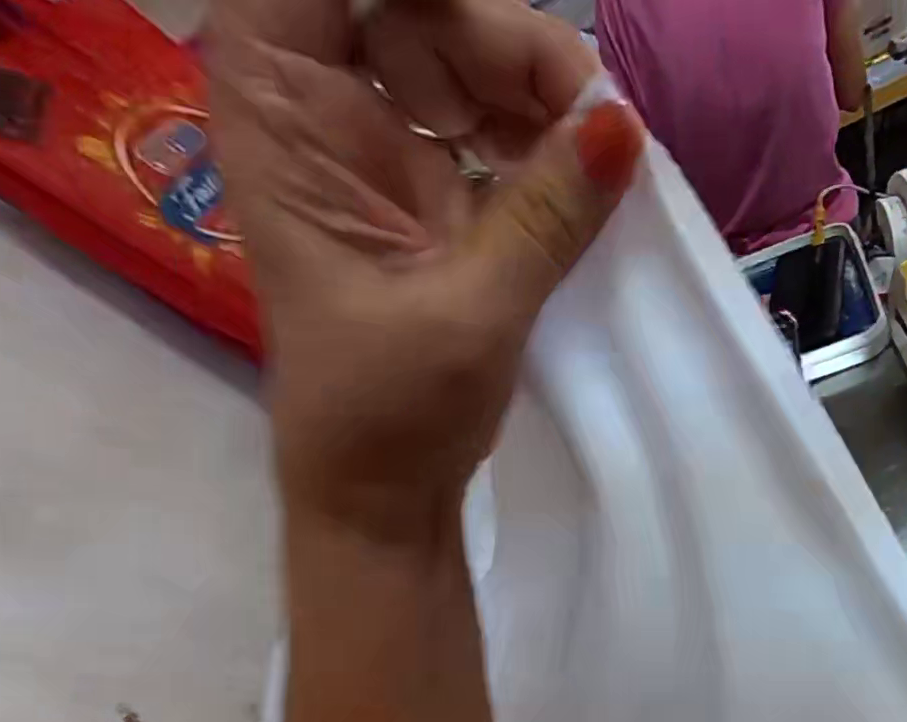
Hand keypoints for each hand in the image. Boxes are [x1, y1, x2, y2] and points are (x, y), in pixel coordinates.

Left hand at [209, 0, 643, 538]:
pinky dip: (546, 149)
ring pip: (468, 68)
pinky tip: (584, 176)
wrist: (385, 489)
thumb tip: (623, 124)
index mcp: (284, 109)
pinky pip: (499, 138)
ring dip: (540, 99)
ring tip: (597, 157)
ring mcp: (392, 155)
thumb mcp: (471, 310)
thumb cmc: (390, 409)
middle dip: (509, 49)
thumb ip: (545, 215)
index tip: (525, 52)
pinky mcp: (442, 202)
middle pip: (419, 11)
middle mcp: (329, 111)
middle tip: (591, 116)